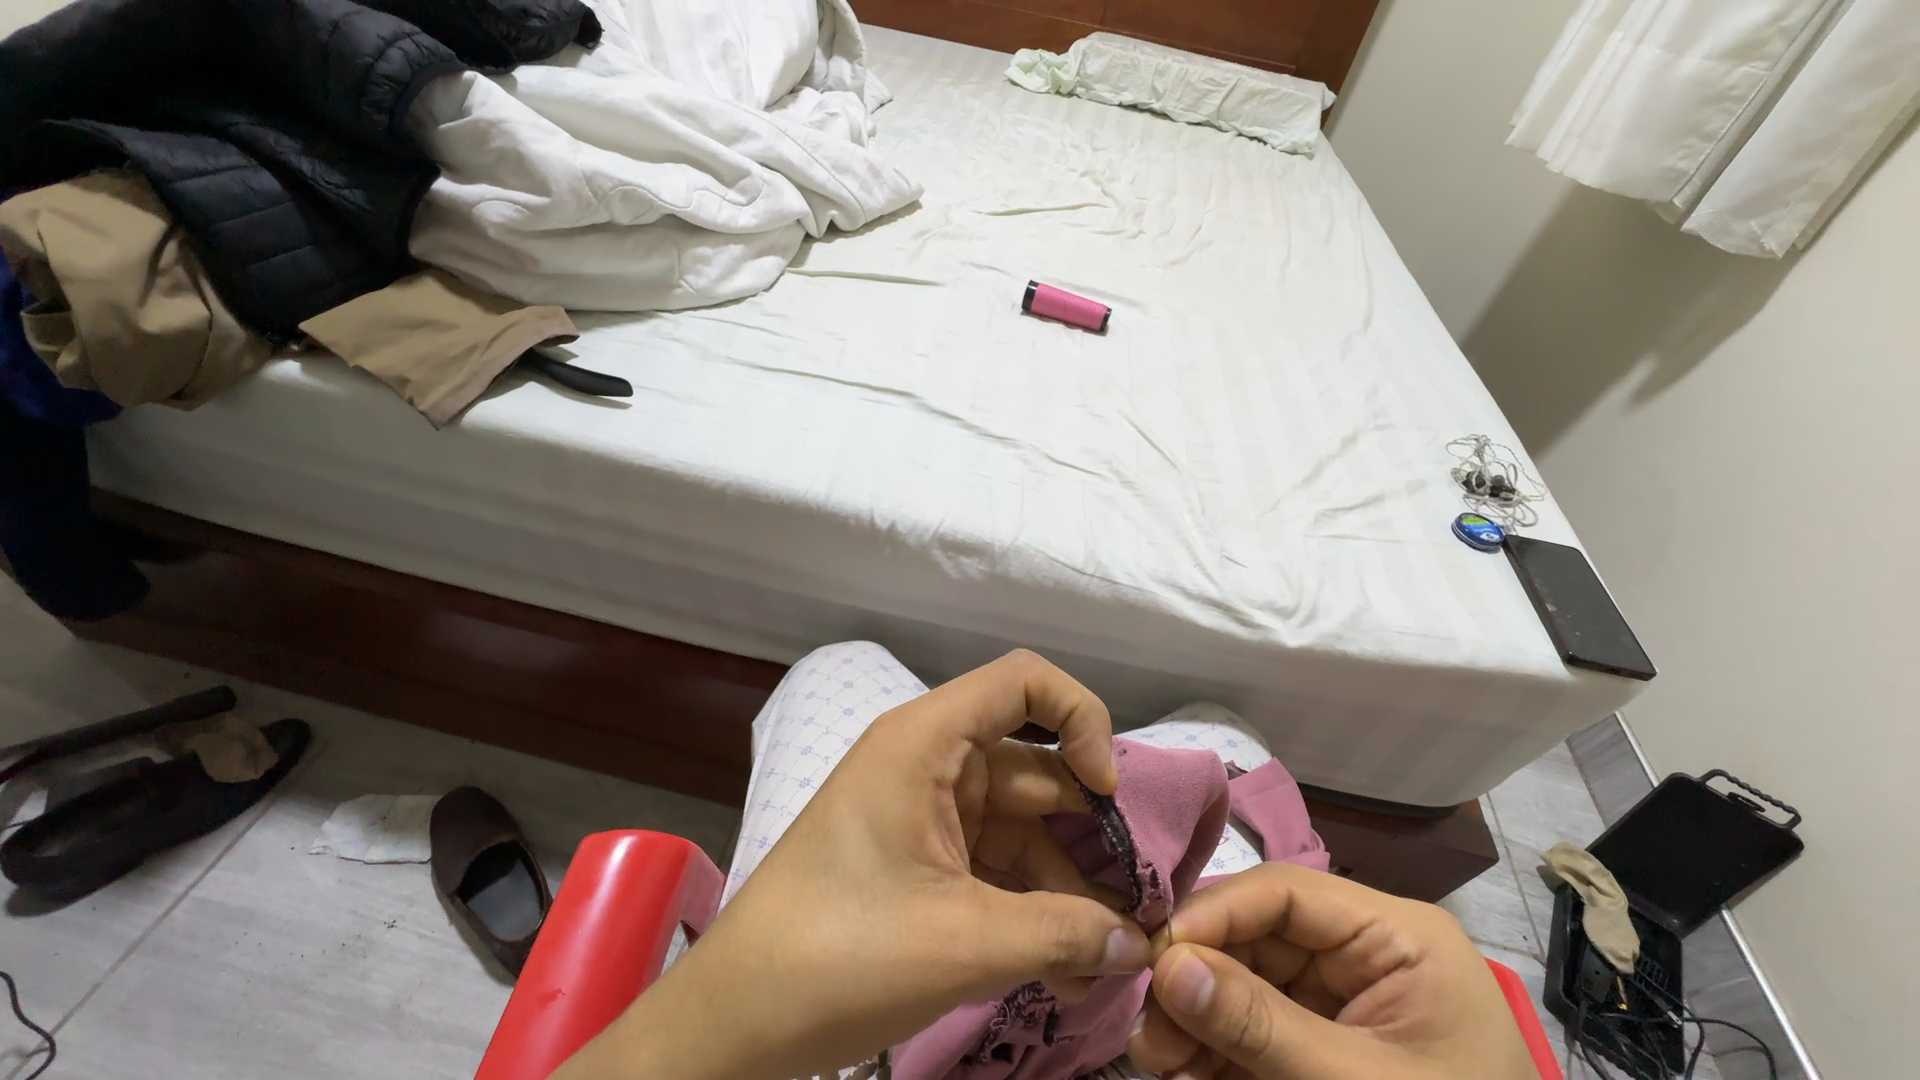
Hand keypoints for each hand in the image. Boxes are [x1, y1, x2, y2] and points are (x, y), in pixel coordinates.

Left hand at [556, 650, 1151, 1079]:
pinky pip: (996, 867)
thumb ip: (1063, 935)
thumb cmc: (841, 955)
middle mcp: (930, 763)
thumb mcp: (962, 943)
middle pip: (1035, 767)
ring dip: (1067, 889)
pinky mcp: (922, 862)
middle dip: (1089, 833)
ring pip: (1021, 829)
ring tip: (1109, 961)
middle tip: (1139, 902)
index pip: (1023, 682)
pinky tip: (1069, 968)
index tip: (1107, 793)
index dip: (1081, 718)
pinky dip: (1033, 909)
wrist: (736, 1023)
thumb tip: (1140, 945)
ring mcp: (925, 814)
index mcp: (926, 742)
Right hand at [1129, 864, 1534, 1078]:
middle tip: (1149, 1034)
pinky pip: (1257, 1030)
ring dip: (1196, 1021)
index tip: (1154, 955)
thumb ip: (1261, 1026)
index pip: (1285, 892)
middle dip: (1197, 981)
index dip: (1213, 914)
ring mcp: (1343, 1001)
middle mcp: (1363, 954)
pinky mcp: (1327, 1046)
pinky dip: (1216, 1052)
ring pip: (1246, 984)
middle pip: (1256, 938)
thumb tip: (1166, 965)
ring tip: (1156, 1062)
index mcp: (1395, 937)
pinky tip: (1184, 1074)